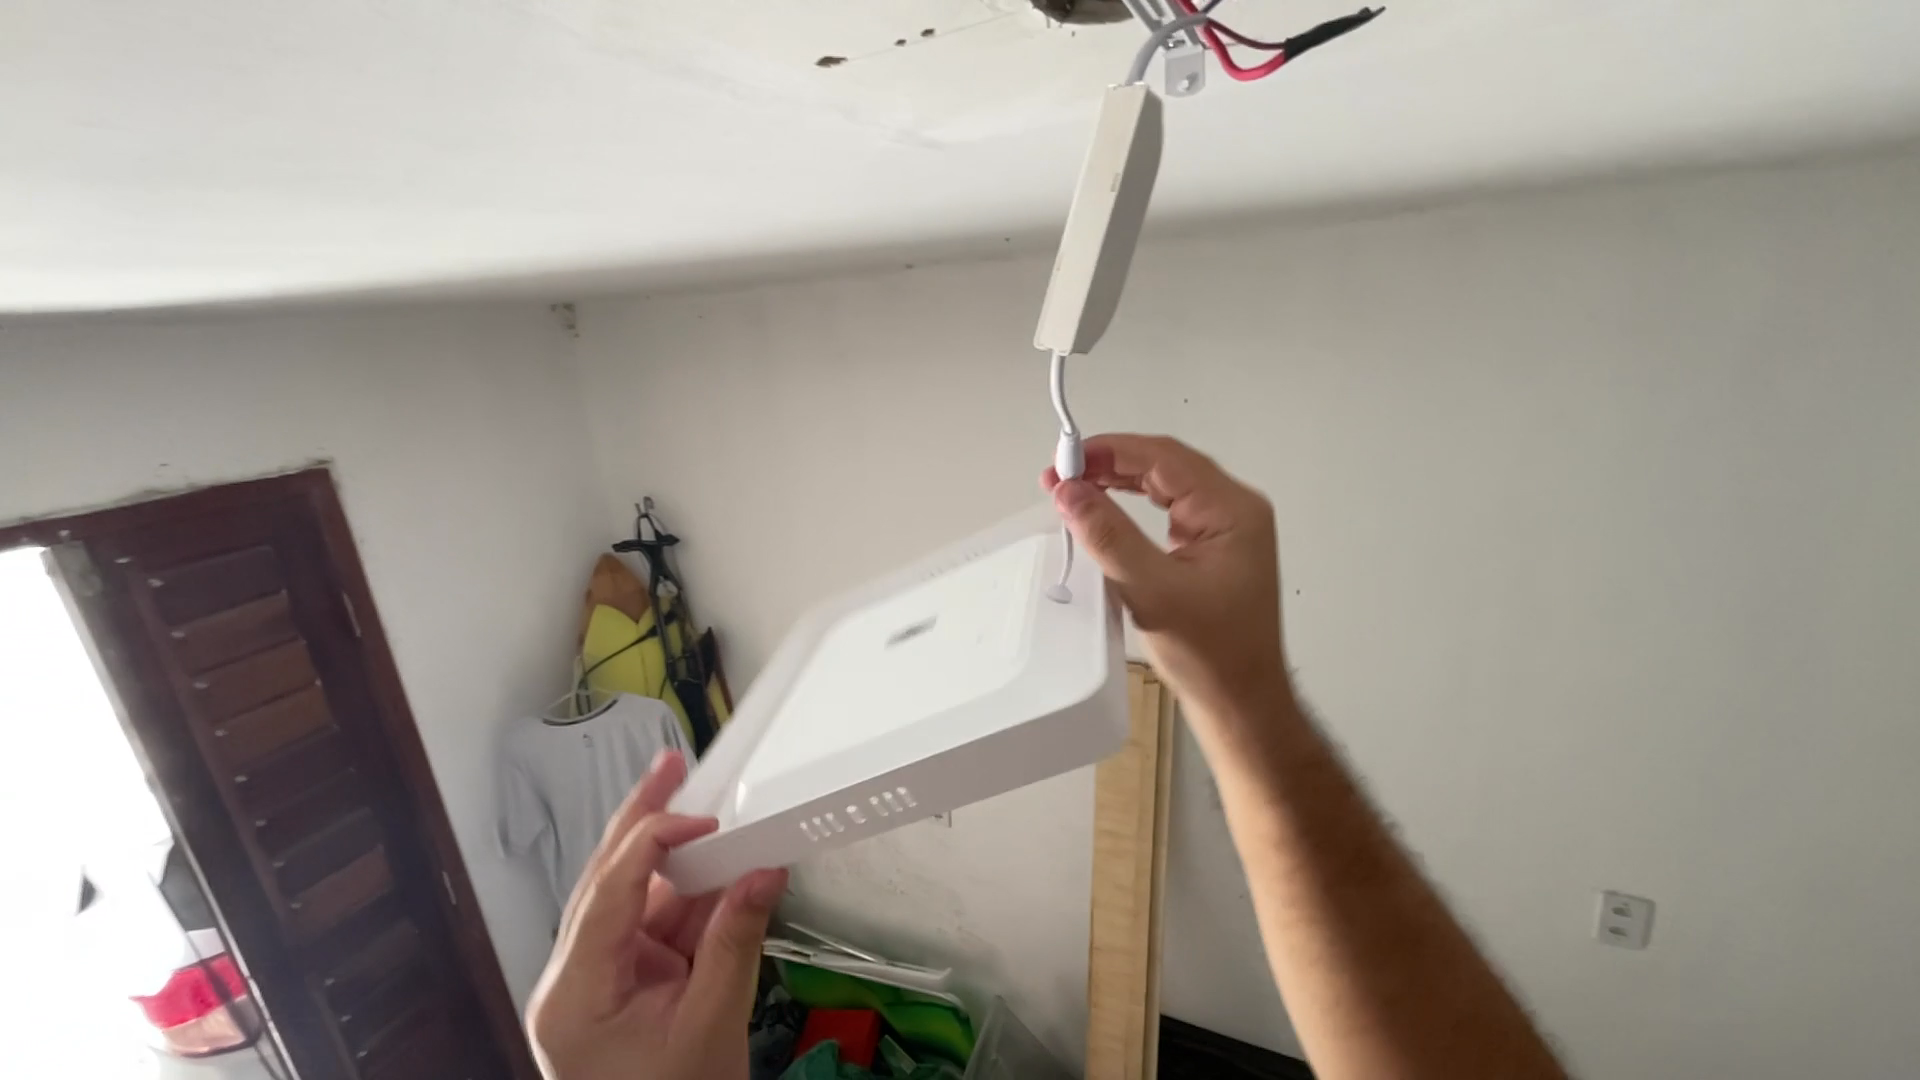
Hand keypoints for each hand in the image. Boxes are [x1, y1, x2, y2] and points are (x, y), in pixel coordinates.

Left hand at [525, 751, 787, 1079]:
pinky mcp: (629, 977)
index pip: (607, 894)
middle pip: (607, 878)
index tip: (707, 822)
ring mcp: (601, 973)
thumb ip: (736, 941)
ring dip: (673, 850)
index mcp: (576, 991)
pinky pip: (660, 917)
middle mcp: (577, 973)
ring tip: (703, 802)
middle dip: (642, 819)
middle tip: (670, 765)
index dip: (654, 843)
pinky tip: (719, 861)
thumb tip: (767, 869)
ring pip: (635, 891)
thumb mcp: (711, 1026)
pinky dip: (692, 888)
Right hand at [1042, 434, 1291, 733]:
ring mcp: (1225, 528)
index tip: (1064, 460)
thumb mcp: (1151, 591)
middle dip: (1109, 463)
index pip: (1164, 458)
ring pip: (1165, 484)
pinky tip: (1104, 506)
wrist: (1241, 703)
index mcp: (1232, 510)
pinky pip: (1167, 508)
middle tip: (1059, 474)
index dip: (1110, 451)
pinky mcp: (1211, 547)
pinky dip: (1131, 502)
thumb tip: (1067, 491)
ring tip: (1071, 486)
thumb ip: (1108, 536)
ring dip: (1117, 480)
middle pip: (1165, 464)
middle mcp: (1234, 509)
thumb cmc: (1207, 653)